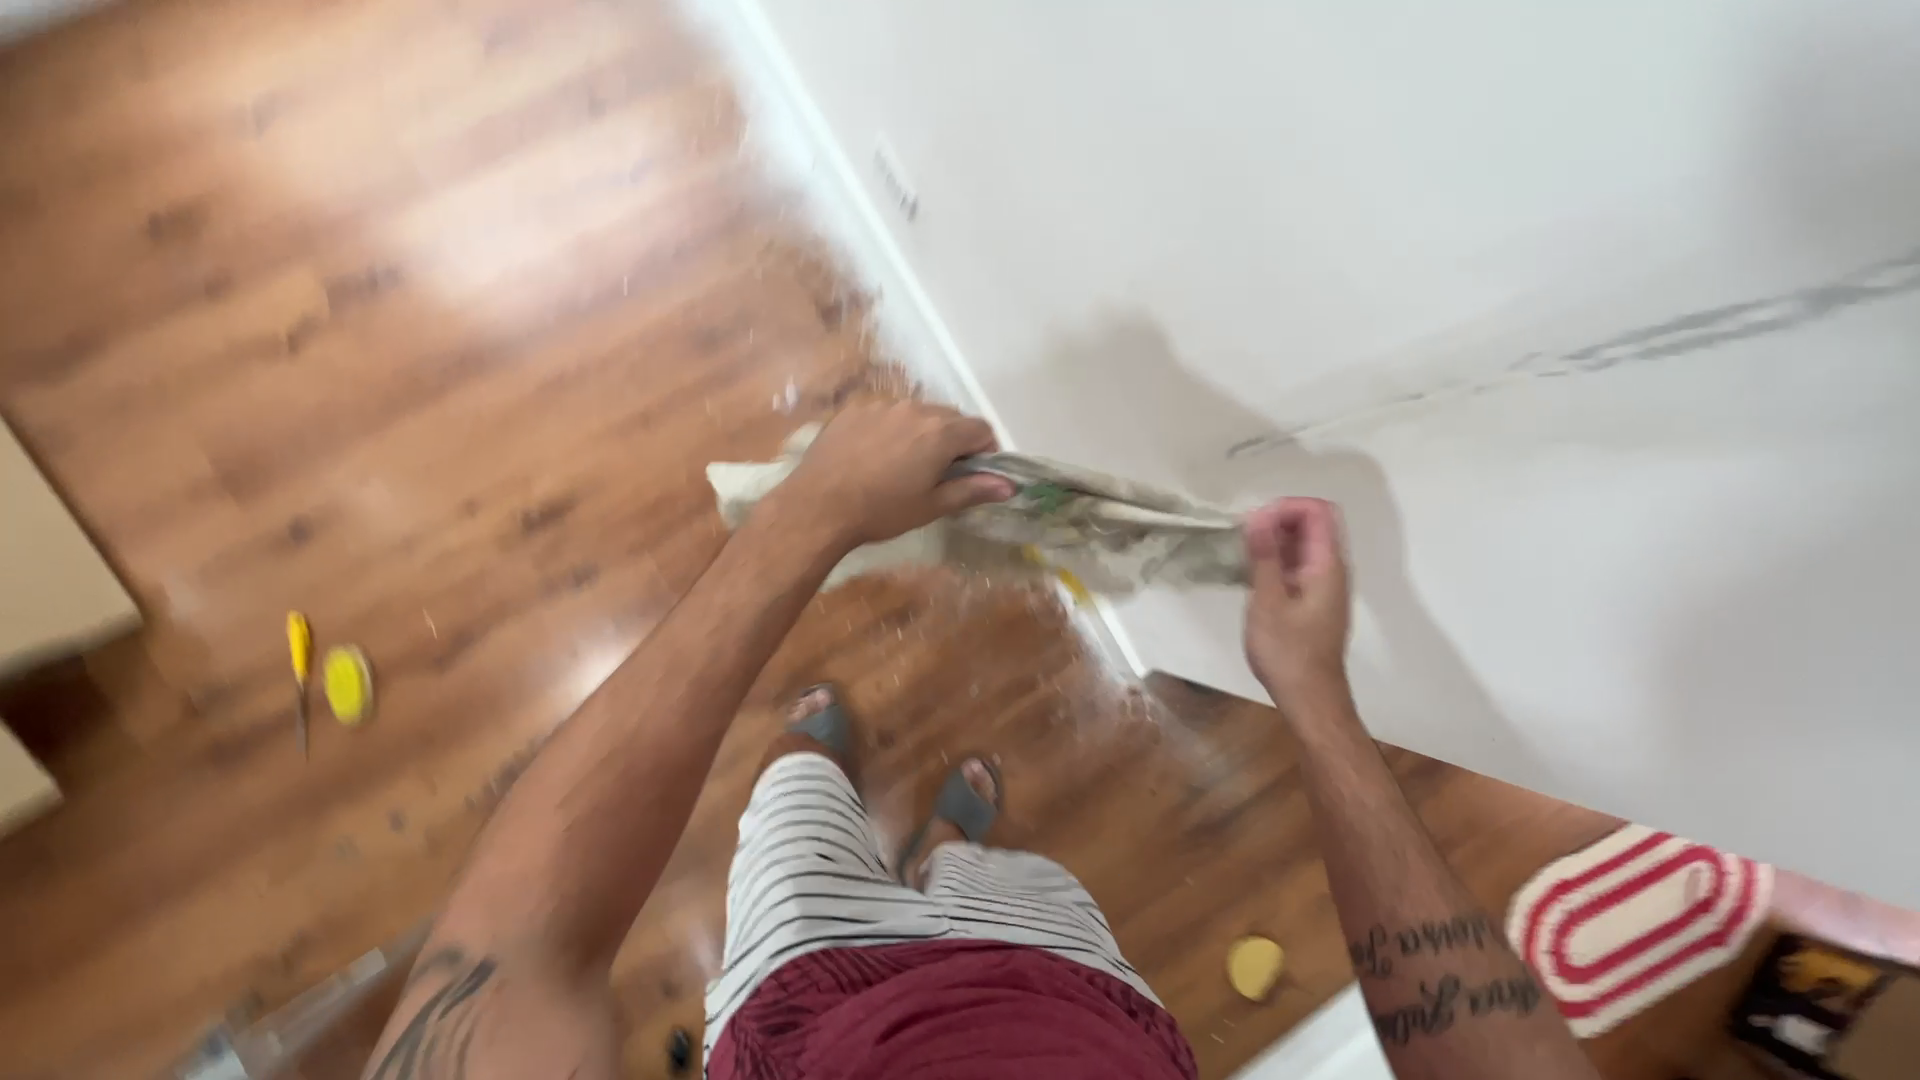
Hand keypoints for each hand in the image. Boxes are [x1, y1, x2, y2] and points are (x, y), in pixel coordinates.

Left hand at [769, 400, 1016, 550]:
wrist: (819, 506)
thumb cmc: (882, 511)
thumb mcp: (932, 506)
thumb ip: (973, 489)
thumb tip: (1010, 486)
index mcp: (941, 432)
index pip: (981, 429)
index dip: (984, 451)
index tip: (972, 474)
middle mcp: (915, 408)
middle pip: (950, 418)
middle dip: (953, 441)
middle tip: (938, 473)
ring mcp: (882, 405)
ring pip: (916, 413)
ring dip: (921, 432)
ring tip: (903, 464)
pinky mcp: (854, 408)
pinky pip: (885, 413)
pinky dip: (891, 428)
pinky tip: (874, 455)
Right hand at [1244, 498, 1352, 709]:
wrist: (1310, 697)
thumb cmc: (1288, 652)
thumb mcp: (1268, 602)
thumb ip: (1263, 557)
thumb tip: (1258, 516)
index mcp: (1327, 565)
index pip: (1317, 511)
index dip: (1285, 507)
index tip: (1253, 523)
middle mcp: (1332, 569)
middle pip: (1312, 523)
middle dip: (1277, 519)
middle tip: (1243, 536)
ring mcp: (1324, 585)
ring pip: (1304, 544)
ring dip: (1274, 539)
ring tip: (1243, 552)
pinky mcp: (1313, 600)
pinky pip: (1298, 564)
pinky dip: (1276, 559)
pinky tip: (1252, 573)